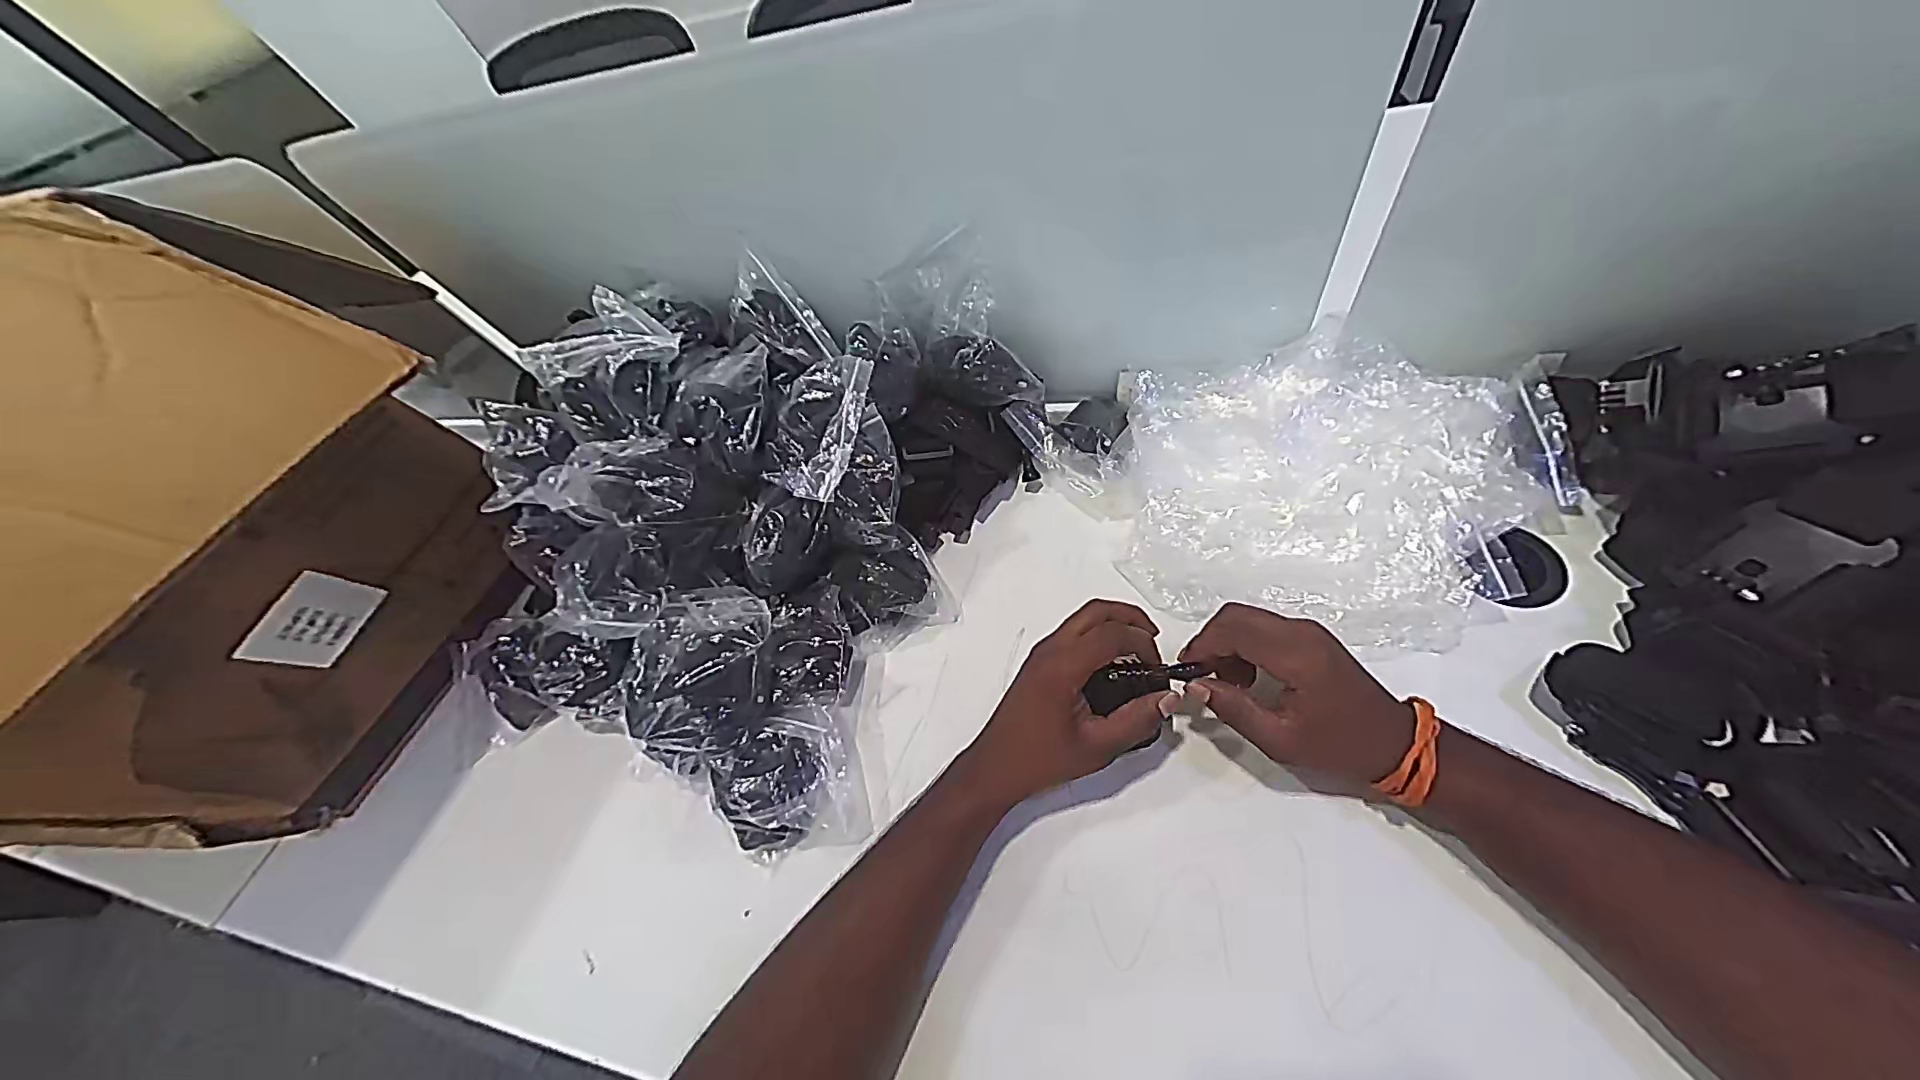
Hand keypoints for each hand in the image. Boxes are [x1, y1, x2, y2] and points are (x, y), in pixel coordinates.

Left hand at [951, 600, 1173, 809]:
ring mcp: (1042, 655)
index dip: (1142, 643)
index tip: (1156, 665)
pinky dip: (1099, 635)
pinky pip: (1073, 632)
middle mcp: (1049, 652)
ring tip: (1138, 650)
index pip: (1111, 634)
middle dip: (1131, 619)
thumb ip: (1137, 720)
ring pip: (1084, 619)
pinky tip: (1114, 662)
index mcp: (1061, 667)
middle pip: (1097, 611)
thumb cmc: (1034, 758)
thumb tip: (1164, 700)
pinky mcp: (1040, 662)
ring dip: (1114, 625)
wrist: (997, 766)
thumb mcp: (1097, 746)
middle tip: (1153, 641)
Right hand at [1180, 603, 1414, 789]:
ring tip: (1227, 682)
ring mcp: (1307, 632)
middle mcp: (1302, 633)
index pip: (1232, 629)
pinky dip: (1243, 645)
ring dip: (1226, 644)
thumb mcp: (1279, 739)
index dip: (1202, 647)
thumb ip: (1233, 709)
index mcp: (1296, 655)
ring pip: (1247, 619)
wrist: (1394, 744)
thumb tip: (1197, 686)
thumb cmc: (1342, 745)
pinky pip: (1262, 628)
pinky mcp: (1308, 638)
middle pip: (1235, 616)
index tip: (1189, 672)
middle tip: (1202, 676)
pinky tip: (1246, 676)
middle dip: (1210, 643)